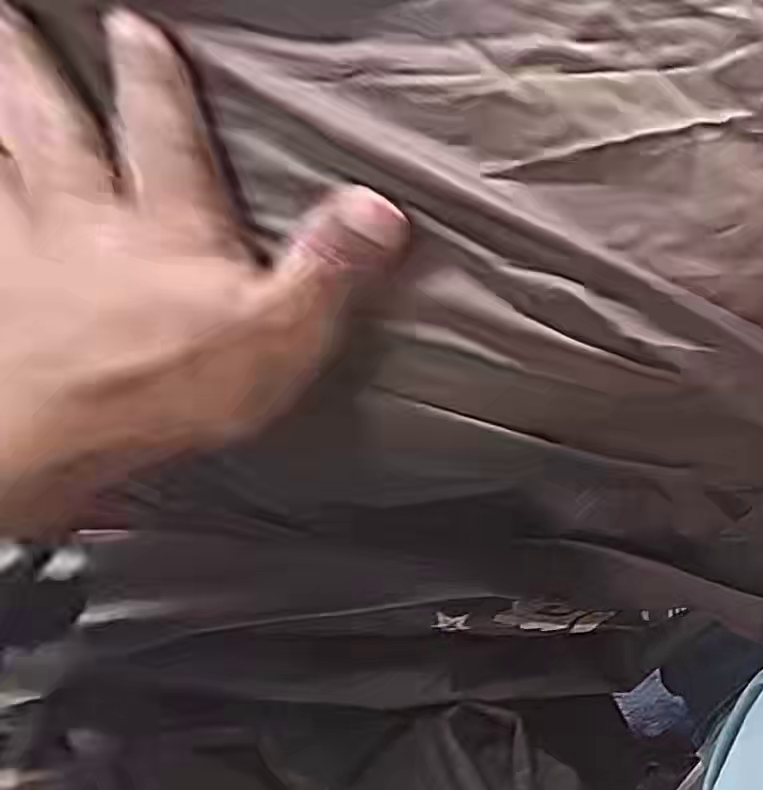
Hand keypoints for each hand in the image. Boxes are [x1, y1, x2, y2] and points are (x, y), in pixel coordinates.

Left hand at [0, 6, 406, 535]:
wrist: (57, 428)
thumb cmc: (184, 381)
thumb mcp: (288, 324)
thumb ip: (332, 262)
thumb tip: (380, 205)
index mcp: (170, 231)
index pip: (167, 143)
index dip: (158, 87)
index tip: (141, 29)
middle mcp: (89, 223)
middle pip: (53, 127)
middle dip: (31, 65)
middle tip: (9, 14)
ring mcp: (28, 248)